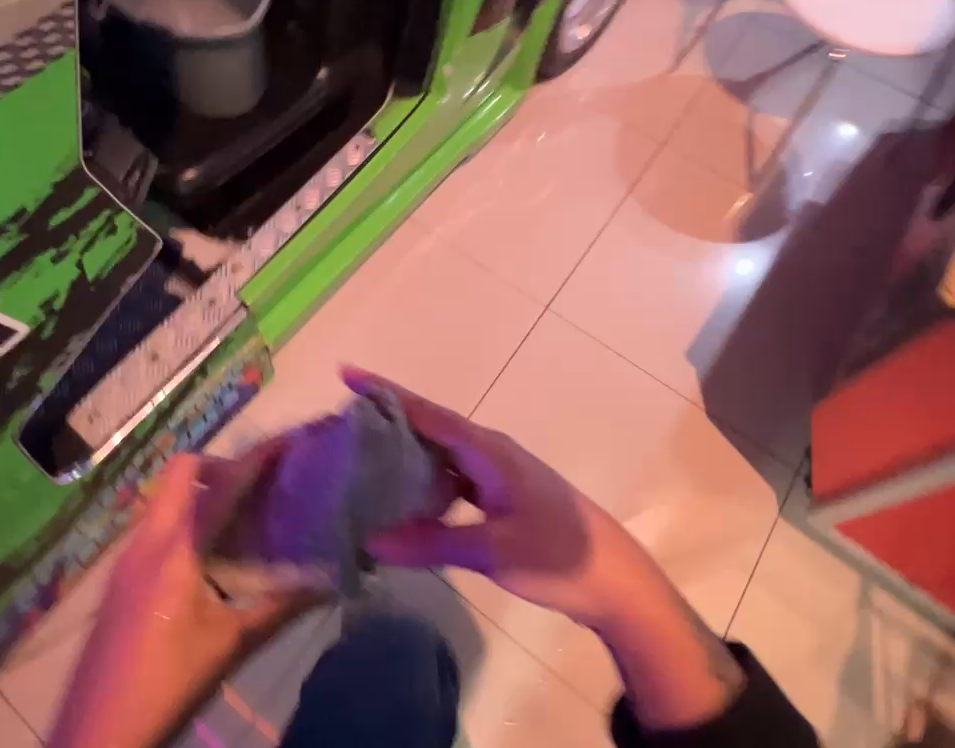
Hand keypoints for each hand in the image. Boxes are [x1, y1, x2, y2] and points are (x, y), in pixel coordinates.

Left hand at [49, 446, 320, 747]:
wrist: (96, 734)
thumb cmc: (167, 684)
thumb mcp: (229, 645)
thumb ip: (278, 608)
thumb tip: (327, 582)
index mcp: (175, 550)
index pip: (220, 485)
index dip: (254, 458)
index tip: (285, 443)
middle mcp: (145, 541)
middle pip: (180, 473)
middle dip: (221, 466)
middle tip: (258, 483)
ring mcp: (125, 558)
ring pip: (164, 498)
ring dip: (201, 491)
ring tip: (239, 512)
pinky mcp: (118, 578)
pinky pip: (155, 525)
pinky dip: (184, 518)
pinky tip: (207, 553)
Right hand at [345, 366, 744, 731]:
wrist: (616, 579)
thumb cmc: (557, 556)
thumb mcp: (492, 551)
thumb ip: (432, 543)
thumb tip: (370, 538)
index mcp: (488, 451)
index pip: (427, 413)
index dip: (386, 393)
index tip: (347, 374)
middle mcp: (490, 451)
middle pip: (429, 427)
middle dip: (386, 421)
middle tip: (338, 426)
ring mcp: (497, 473)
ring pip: (440, 454)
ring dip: (404, 454)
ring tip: (359, 461)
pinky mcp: (501, 495)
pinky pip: (453, 478)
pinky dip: (426, 483)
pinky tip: (404, 501)